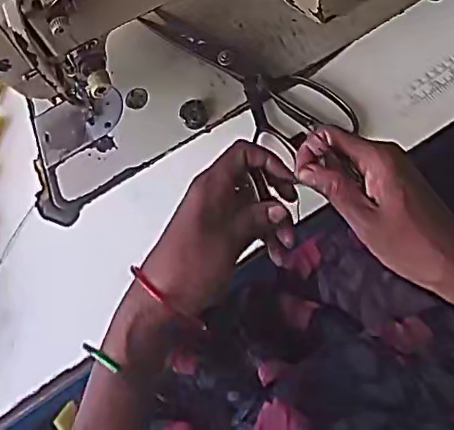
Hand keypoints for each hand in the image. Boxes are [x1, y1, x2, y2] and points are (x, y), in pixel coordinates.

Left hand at [138, 141, 298, 314]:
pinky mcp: (219, 232)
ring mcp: (217, 213)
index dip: (269, 161)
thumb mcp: (229, 237)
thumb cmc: (184, 267)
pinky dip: (263, 233)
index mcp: (211, 185)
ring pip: (253, 202)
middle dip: (275, 193)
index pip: (243, 153)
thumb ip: (256, 217)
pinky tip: (273, 250)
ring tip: (284, 240)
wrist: (164, 299)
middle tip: (289, 205)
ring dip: (272, 219)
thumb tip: (278, 207)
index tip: (287, 179)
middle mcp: (213, 194)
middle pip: (252, 177)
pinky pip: (247, 222)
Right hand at [294, 126, 453, 294]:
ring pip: (352, 156)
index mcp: (379, 159)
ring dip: (335, 173)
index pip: (331, 134)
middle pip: (341, 143)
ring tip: (332, 200)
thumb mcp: (364, 221)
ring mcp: (395, 164)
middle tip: (311, 186)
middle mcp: (389, 154)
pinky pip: (366, 168)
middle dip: (321, 162)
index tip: (302, 169)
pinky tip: (352, 204)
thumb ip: (333, 188)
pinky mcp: (399, 176)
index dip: (309, 149)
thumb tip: (309, 169)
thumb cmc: (418, 248)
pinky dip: (352, 181)